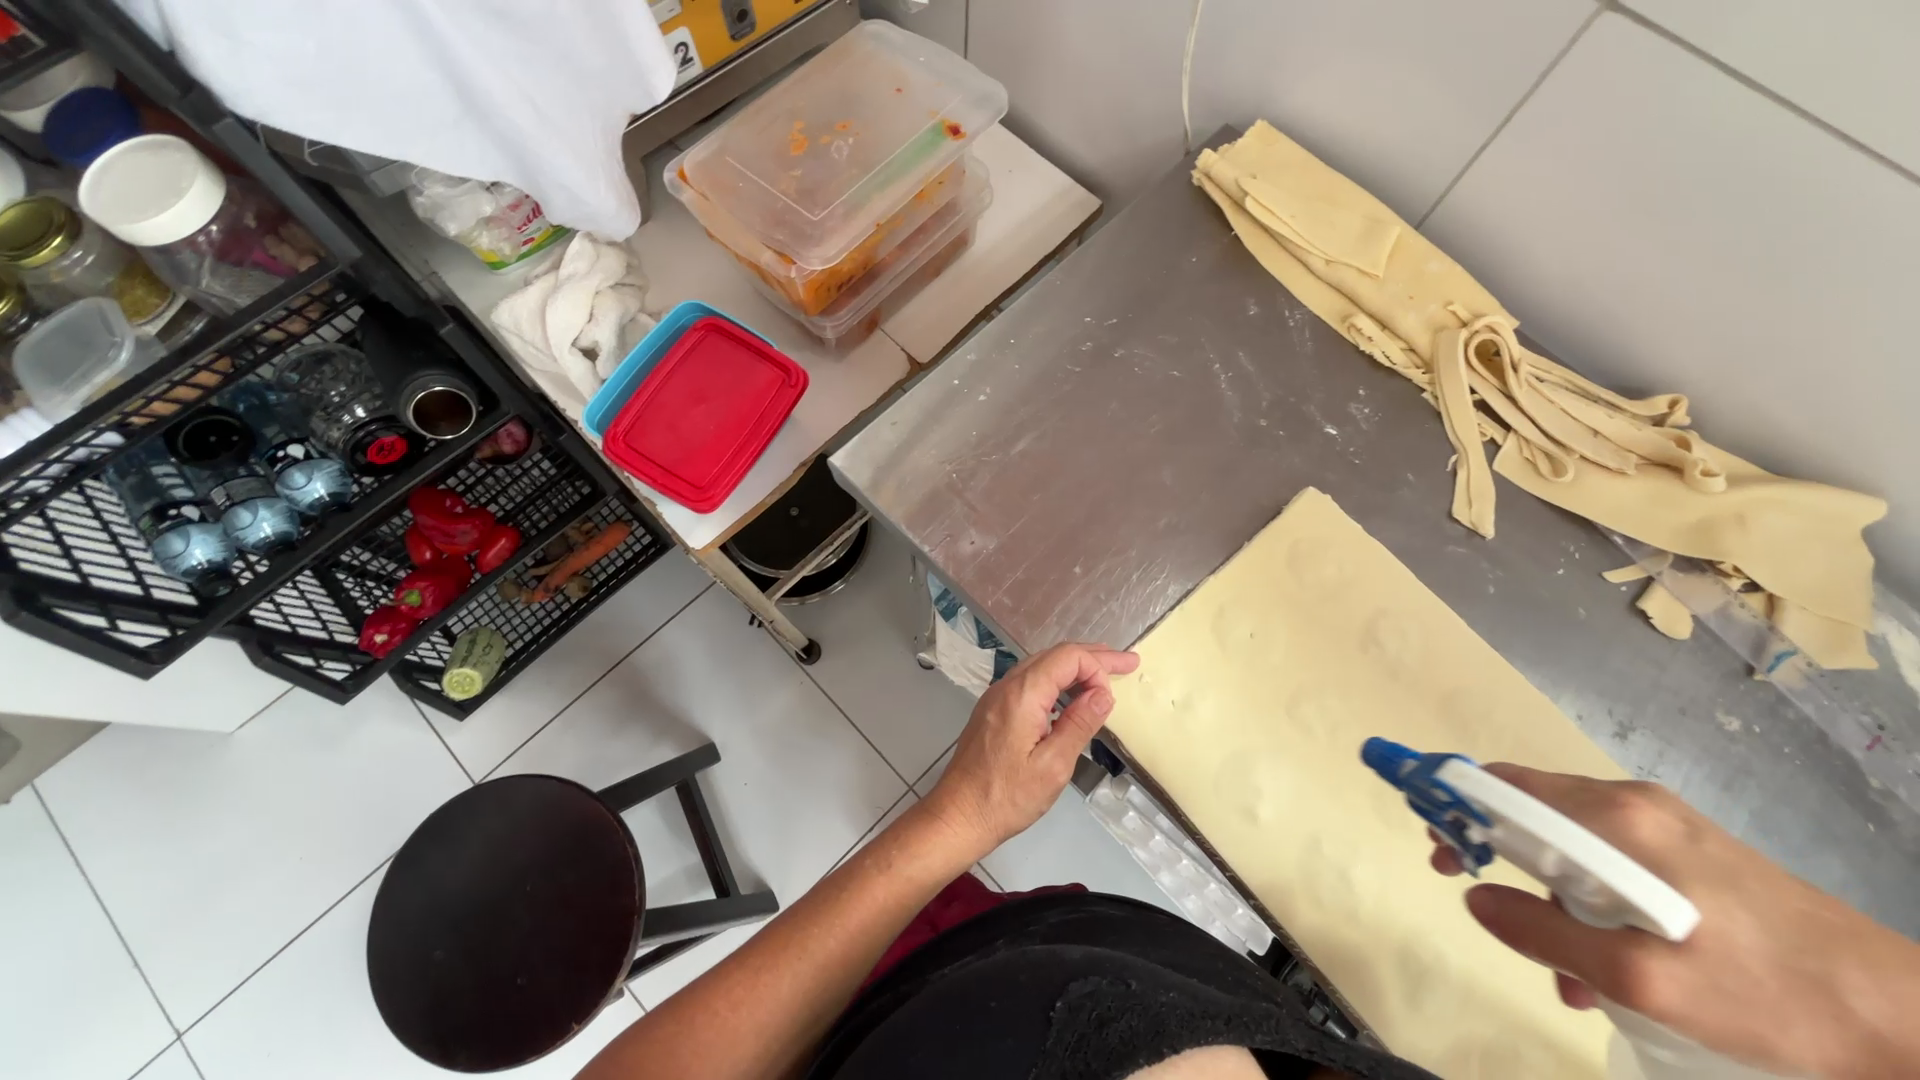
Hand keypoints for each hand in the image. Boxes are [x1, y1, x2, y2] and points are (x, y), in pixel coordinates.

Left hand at [921, 643, 1139, 860]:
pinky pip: (1030, 683)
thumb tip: (1103, 694)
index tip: (1112, 696)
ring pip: (1041, 668)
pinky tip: (1070, 695)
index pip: (1067, 658)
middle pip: (1054, 657)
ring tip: (1105, 672)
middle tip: (1127, 663)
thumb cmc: (1006, 797)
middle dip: (1092, 658)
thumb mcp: (1053, 766)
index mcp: (1022, 695)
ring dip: (1074, 668)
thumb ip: (1079, 724)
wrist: (958, 815)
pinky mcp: (993, 712)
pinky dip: (1056, 682)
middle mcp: (1006, 687)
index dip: (1096, 667)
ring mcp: (996, 698)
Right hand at [1430, 764, 1919, 1078]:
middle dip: (1490, 849)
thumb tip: (1476, 899)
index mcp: (1617, 819)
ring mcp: (1666, 827)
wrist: (1906, 1018)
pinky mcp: (1690, 854)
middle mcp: (1634, 806)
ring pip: (1567, 842)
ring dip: (1542, 890)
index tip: (1429, 838)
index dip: (1450, 802)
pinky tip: (1603, 964)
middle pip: (1529, 809)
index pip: (1502, 785)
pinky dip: (1584, 901)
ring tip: (1555, 963)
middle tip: (1472, 892)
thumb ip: (1546, 934)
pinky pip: (1608, 863)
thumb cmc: (1770, 992)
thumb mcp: (1644, 980)